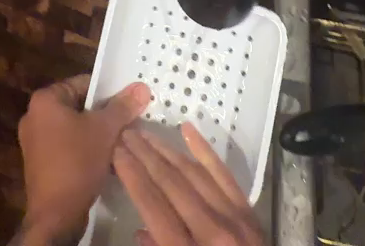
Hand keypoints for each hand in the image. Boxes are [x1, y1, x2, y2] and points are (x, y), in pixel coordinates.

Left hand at [17, 76, 153, 243]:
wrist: (56, 216)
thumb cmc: (77, 162)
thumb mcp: (105, 130)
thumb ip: (123, 107)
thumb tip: (141, 86)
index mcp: (45, 100)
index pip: (81, 83)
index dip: (107, 91)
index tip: (127, 102)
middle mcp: (35, 116)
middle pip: (78, 107)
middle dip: (103, 116)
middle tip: (128, 123)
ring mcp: (35, 142)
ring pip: (74, 129)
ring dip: (97, 135)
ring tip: (121, 142)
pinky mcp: (40, 165)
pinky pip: (67, 147)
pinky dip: (85, 150)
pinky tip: (106, 160)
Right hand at [114, 123, 264, 245]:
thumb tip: (141, 232)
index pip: (152, 204)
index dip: (131, 174)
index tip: (115, 151)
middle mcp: (211, 231)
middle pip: (171, 182)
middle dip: (144, 155)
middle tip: (125, 133)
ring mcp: (234, 219)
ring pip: (194, 173)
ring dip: (167, 150)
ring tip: (145, 133)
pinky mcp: (250, 215)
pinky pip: (224, 175)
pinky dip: (205, 151)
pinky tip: (188, 131)